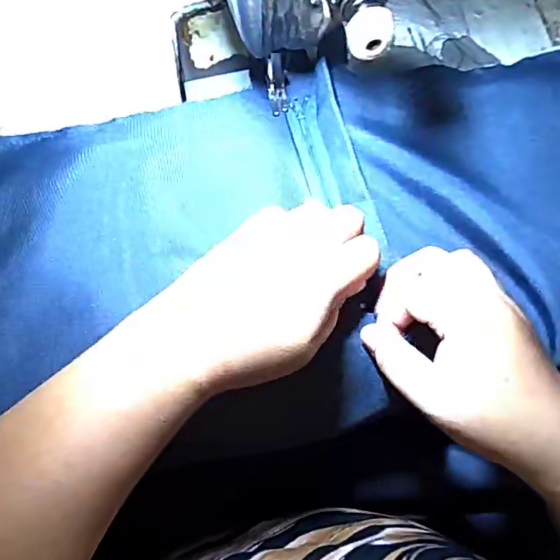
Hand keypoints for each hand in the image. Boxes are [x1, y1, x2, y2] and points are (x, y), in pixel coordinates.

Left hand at [134, 202, 380, 395]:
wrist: (189, 337)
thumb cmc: (252, 352)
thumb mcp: (307, 346)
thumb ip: (335, 310)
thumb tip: (345, 286)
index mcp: (326, 273)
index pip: (370, 247)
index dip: (363, 269)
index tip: (347, 288)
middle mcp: (305, 241)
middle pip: (351, 214)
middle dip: (348, 239)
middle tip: (330, 269)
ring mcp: (274, 227)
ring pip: (316, 207)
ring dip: (318, 229)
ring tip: (300, 259)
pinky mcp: (246, 226)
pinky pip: (281, 212)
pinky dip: (284, 228)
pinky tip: (269, 253)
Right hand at [360, 247, 559, 491]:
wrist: (549, 434)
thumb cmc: (487, 418)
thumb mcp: (431, 397)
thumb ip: (394, 359)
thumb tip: (370, 332)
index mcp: (465, 312)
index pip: (412, 287)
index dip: (390, 312)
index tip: (390, 343)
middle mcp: (485, 295)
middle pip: (434, 259)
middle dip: (404, 283)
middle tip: (395, 319)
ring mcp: (502, 299)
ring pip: (457, 261)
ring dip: (428, 278)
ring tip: (416, 313)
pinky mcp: (511, 311)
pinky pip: (476, 276)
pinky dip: (450, 283)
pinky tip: (443, 319)